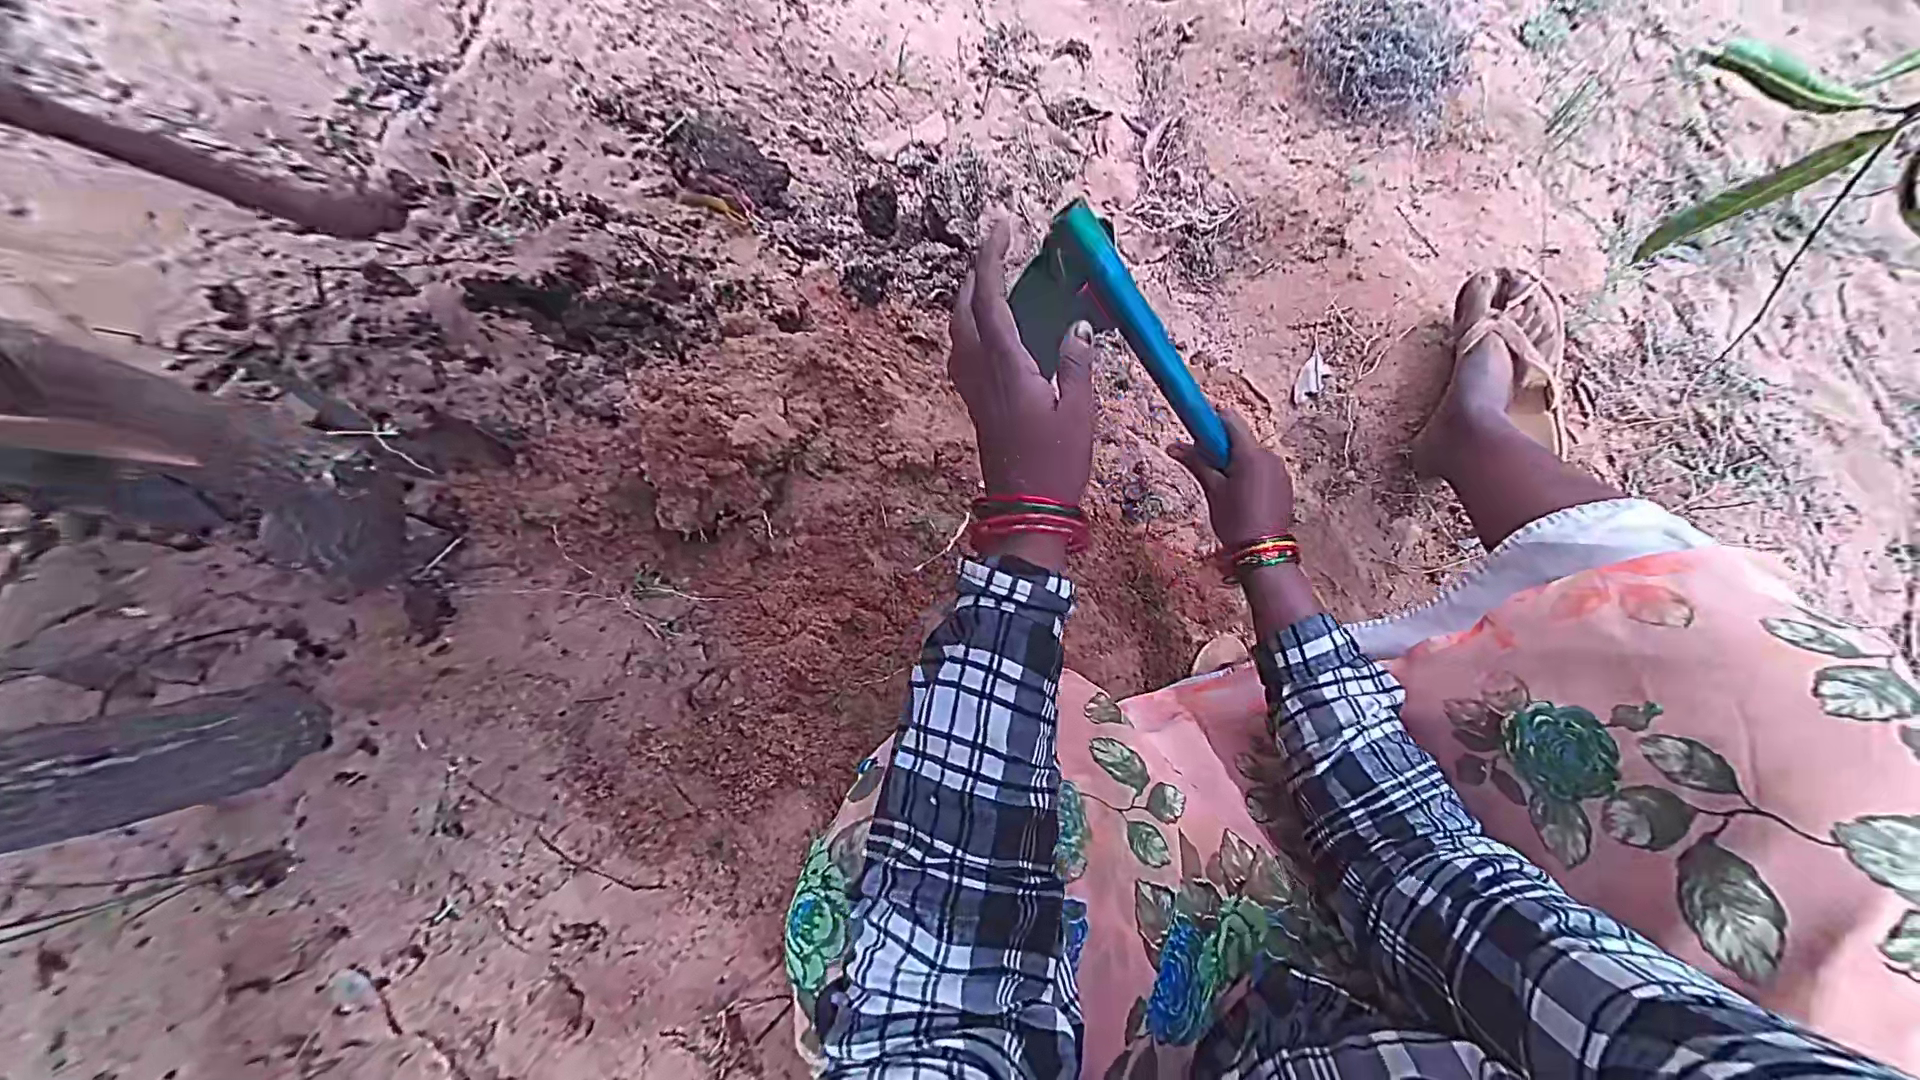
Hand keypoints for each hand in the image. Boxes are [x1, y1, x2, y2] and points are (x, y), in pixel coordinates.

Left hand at [950, 216, 1095, 505]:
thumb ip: (1076, 365)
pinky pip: (963, 357)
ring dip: (969, 303)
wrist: (1025, 509)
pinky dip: (971, 331)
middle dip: (973, 277)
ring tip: (994, 286)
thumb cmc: (1056, 464)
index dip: (990, 260)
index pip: (989, 301)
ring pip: (958, 334)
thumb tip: (1078, 327)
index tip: (999, 228)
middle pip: (962, 313)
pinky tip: (992, 334)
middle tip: (995, 254)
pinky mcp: (976, 406)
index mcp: (1007, 368)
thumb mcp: (1079, 412)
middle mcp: (981, 374)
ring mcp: (974, 391)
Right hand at [1168, 409, 1293, 547]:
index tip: (1197, 430)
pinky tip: (1239, 495)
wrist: (1262, 550)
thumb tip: (1173, 446)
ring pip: (1251, 455)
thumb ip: (1196, 462)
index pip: (1230, 421)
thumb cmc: (1234, 519)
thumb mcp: (1212, 489)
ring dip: (1234, 462)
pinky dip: (1248, 474)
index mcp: (1250, 455)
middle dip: (1221, 448)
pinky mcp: (1283, 483)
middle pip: (1241, 440)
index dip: (1212, 421)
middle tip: (1205, 467)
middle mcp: (1269, 456)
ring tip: (1222, 487)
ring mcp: (1279, 470)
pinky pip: (1262, 469)